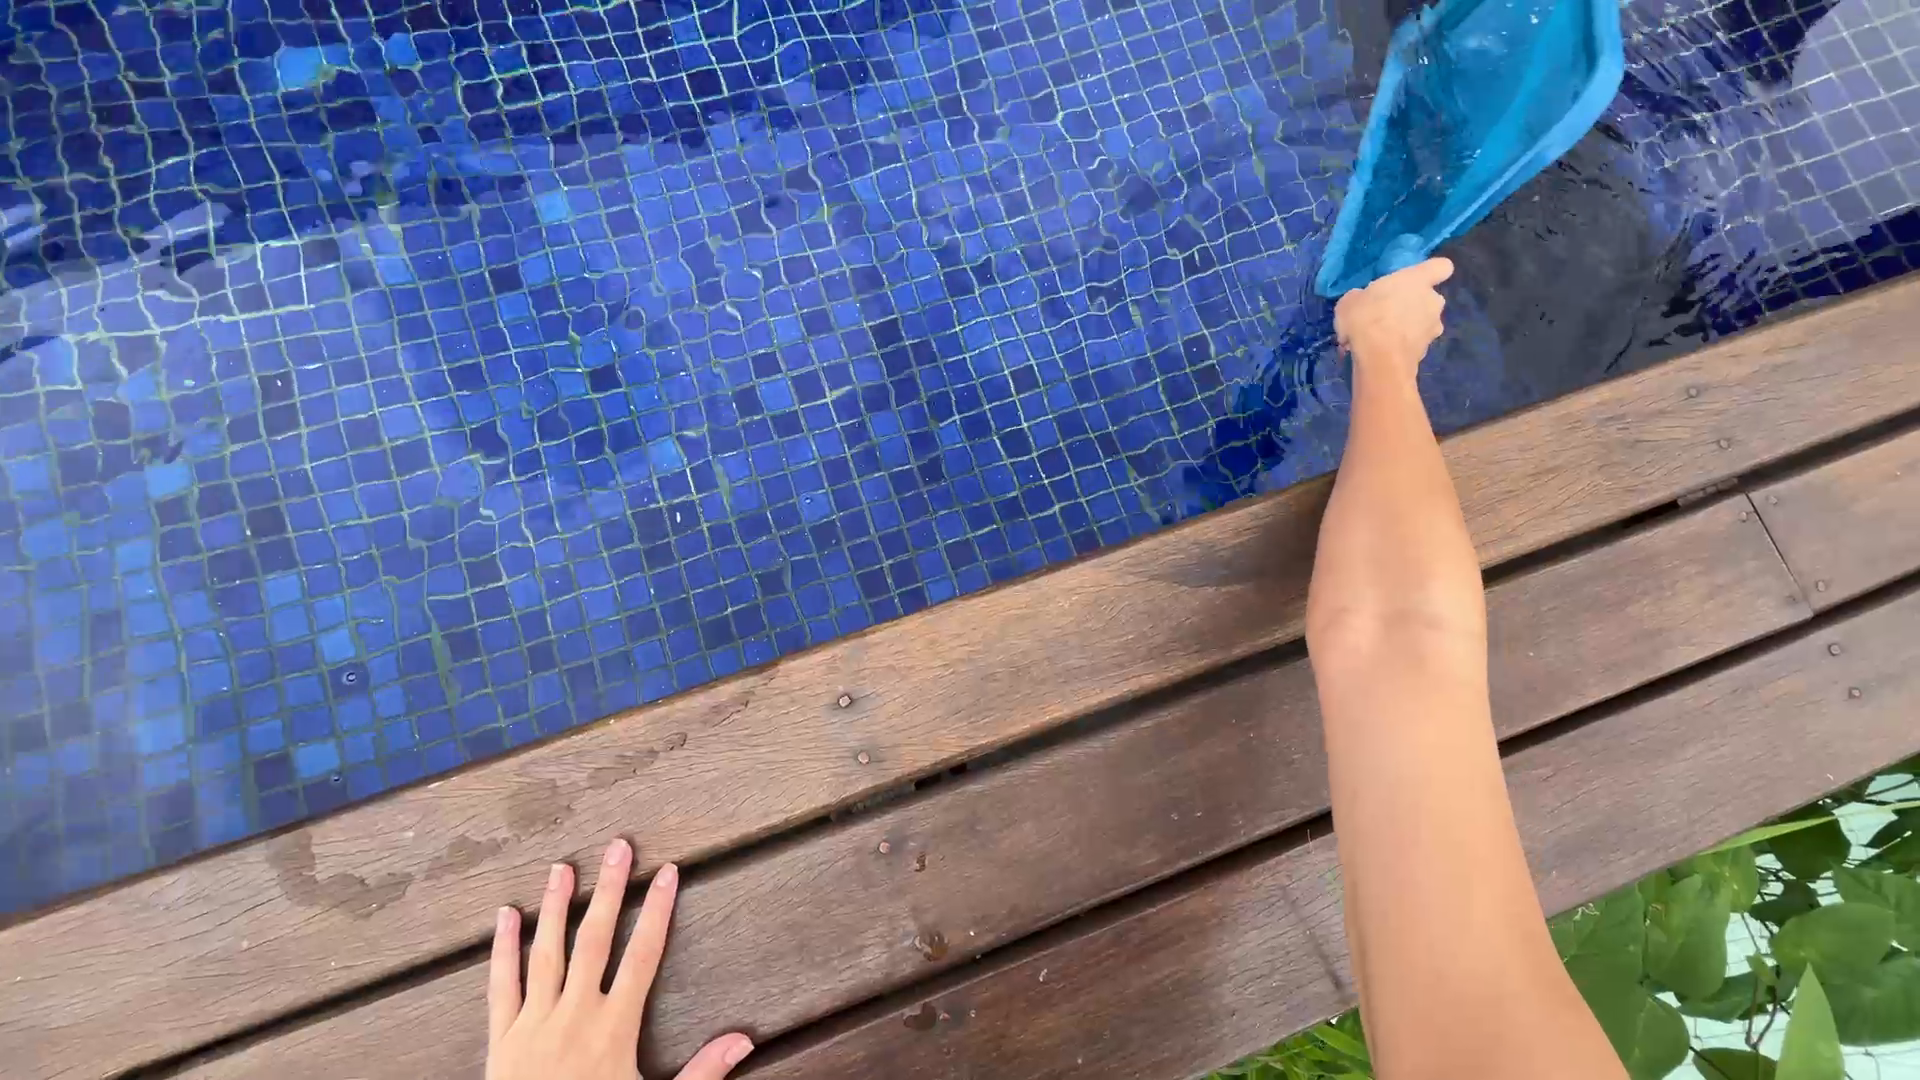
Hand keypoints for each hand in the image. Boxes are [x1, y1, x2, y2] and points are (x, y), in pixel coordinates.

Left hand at [487, 839, 752, 1079]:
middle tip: (618, 847)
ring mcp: (534, 1024)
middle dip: (611, 891)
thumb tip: (744, 1039)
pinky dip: (502, 950)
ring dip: (557, 907)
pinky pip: (501, 987)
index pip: (643, 956)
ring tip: (562, 867)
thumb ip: (701, 1073)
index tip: (668, 872)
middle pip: (596, 940)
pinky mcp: (500, 1041)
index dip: (659, 911)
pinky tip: (505, 916)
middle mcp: (574, 1015)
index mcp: (613, 1028)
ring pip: (548, 953)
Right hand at [1334, 257, 1452, 378]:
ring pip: (1423, 324)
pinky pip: (1413, 345)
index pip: (1441, 266)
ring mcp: (1433, 328)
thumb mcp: (1350, 301)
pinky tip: (1380, 354)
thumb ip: (1362, 297)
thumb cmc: (1366, 318)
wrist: (1379, 359)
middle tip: (1386, 316)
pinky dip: (1400, 348)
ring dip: (1407, 329)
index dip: (1429, 273)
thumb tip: (1363, 302)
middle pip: (1429, 299)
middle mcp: (1433, 300)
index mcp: (1417, 280)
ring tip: (1381, 340)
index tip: (1412, 281)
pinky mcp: (1426, 351)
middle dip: (1412, 307)